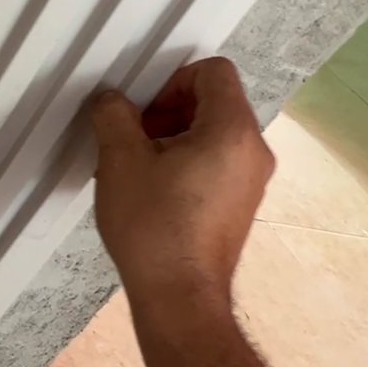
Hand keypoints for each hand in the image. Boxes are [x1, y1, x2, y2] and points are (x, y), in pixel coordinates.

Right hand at [87, 57, 272, 301]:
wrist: (178, 294)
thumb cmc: (152, 224)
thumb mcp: (120, 160)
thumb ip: (114, 116)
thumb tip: (113, 102)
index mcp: (232, 130)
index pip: (213, 72)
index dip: (171, 82)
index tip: (142, 115)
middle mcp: (254, 150)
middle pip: (213, 102)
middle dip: (167, 112)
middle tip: (133, 141)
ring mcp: (252, 180)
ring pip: (212, 134)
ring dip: (172, 139)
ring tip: (136, 170)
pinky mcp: (241, 205)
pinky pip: (215, 163)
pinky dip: (184, 164)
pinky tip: (152, 193)